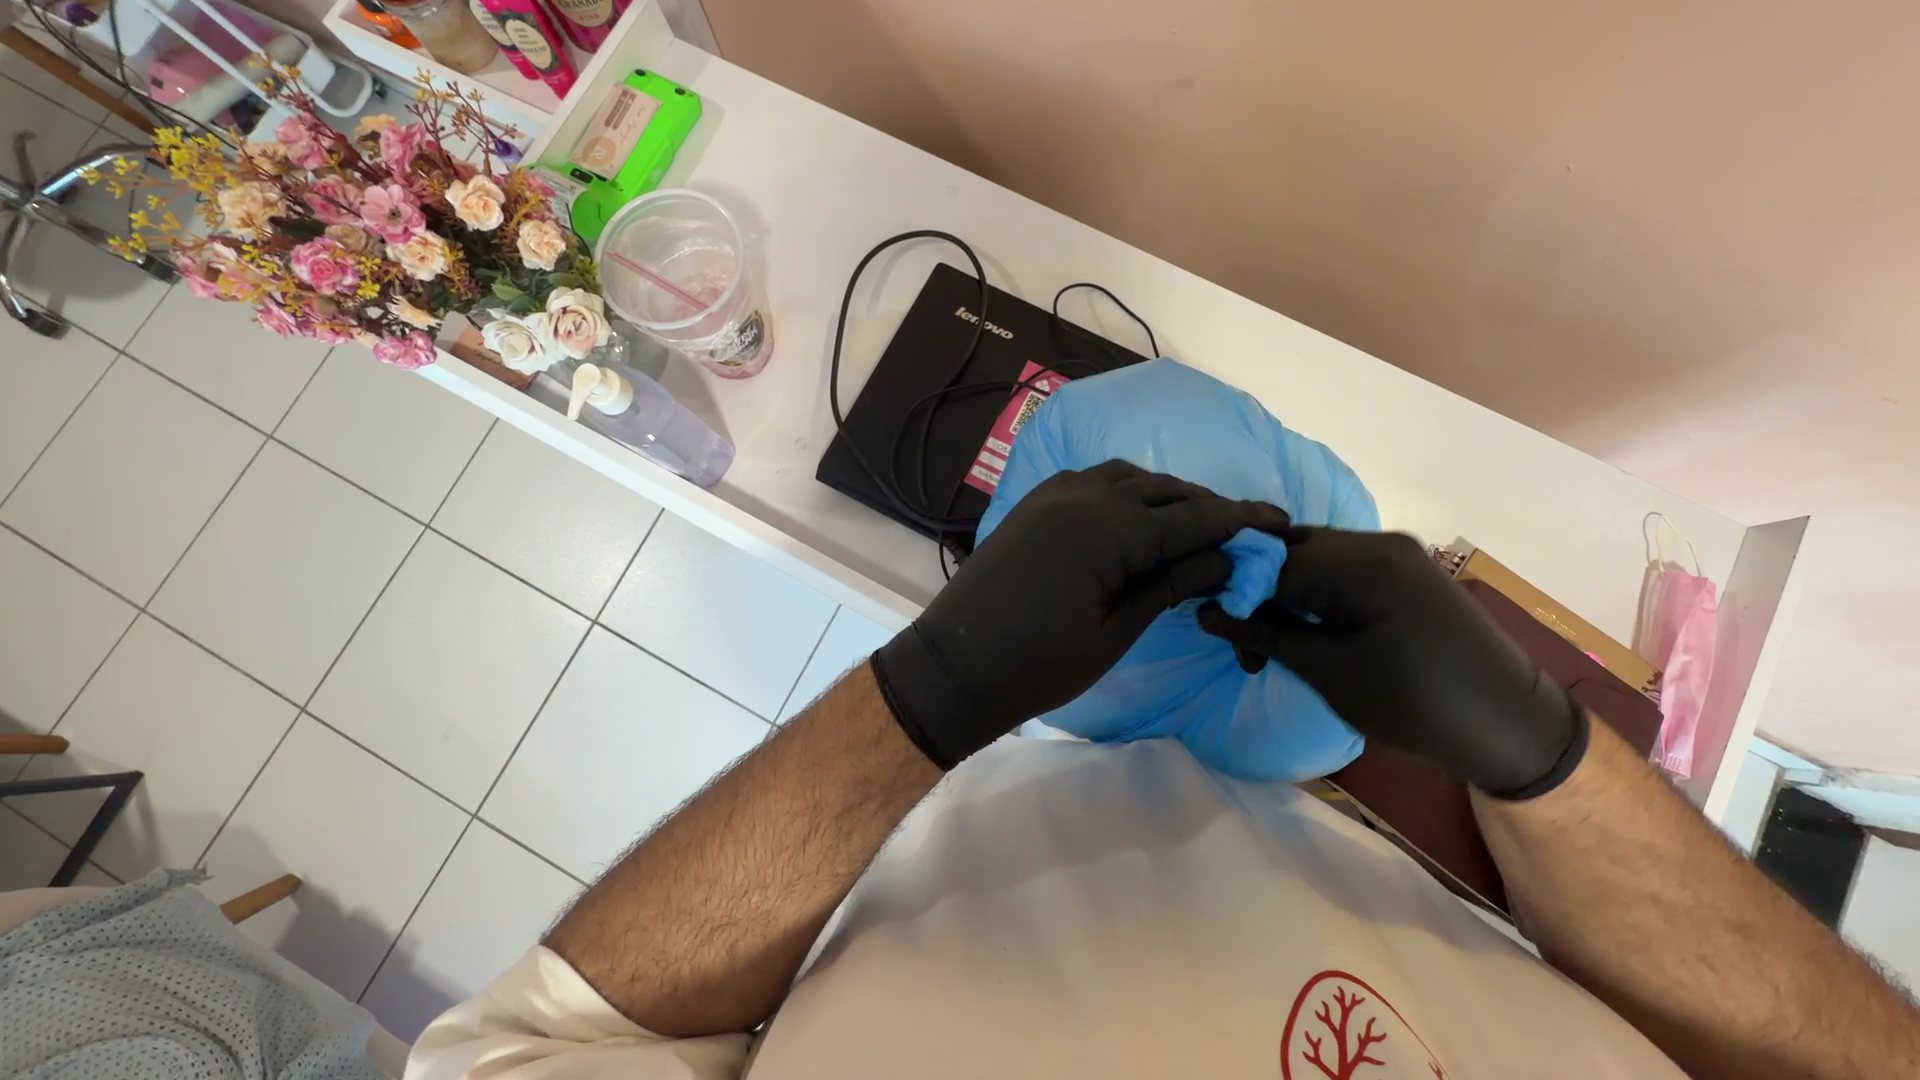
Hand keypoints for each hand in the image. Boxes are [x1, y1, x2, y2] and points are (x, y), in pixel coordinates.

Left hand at [872, 460, 1290, 769]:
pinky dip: (1126, 493)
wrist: (953, 666)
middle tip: (1244, 533)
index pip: (1192, 518)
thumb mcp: (1114, 633)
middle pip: (1164, 491)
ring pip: (1128, 479)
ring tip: (1194, 528)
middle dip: (1208, 508)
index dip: (1241, 521)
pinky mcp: (1034, 503)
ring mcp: (1053, 494)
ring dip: (1166, 497)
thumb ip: (1169, 586)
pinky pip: (1093, 483)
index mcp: (1108, 530)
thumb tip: (1224, 561)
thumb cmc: (1037, 666)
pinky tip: (1138, 520)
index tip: (1282, 523)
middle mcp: (1083, 496)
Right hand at [1196, 527, 1586, 799]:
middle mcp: (1378, 542)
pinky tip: (1305, 634)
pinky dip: (1314, 599)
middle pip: (1290, 552)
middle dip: (1257, 593)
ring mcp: (1396, 554)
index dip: (1231, 586)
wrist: (1511, 725)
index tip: (1204, 619)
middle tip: (1241, 645)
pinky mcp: (1405, 573)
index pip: (1271, 558)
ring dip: (1283, 598)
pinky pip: (1340, 573)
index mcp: (1362, 561)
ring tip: (1269, 650)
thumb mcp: (1328, 672)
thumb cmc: (1415, 703)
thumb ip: (1263, 634)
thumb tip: (1206, 611)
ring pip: (1312, 562)